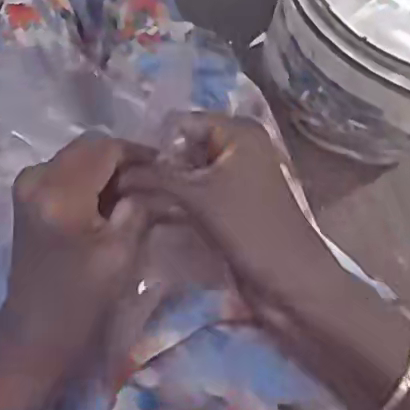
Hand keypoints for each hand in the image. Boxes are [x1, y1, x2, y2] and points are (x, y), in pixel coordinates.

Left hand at [0, 134, 153, 409]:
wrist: (34, 330)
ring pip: (77, 156)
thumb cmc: (82, 299)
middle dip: (122, 159)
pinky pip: (65, 169)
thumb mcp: (121, 253)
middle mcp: (36, 175)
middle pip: (88, 147)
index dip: (137, 153)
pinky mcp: (27, 191)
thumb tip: (159, 177)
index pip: (103, 148)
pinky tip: (109, 200)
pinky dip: (89, 177)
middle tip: (154, 180)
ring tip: (136, 192)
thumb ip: (138, 206)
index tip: (166, 167)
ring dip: (106, 168)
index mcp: (58, 190)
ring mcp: (27, 181)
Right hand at [120, 113, 343, 311]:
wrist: (294, 287)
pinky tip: (150, 207)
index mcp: (238, 131)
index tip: (125, 163)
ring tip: (130, 193)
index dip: (154, 141)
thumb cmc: (251, 230)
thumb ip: (152, 176)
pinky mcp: (232, 200)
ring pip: (187, 168)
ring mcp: (236, 174)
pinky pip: (195, 188)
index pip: (180, 122)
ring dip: (163, 181)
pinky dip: (176, 196)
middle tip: (122, 178)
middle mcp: (238, 145)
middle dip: (156, 162)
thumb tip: (114, 170)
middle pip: (182, 144)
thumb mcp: (196, 196)